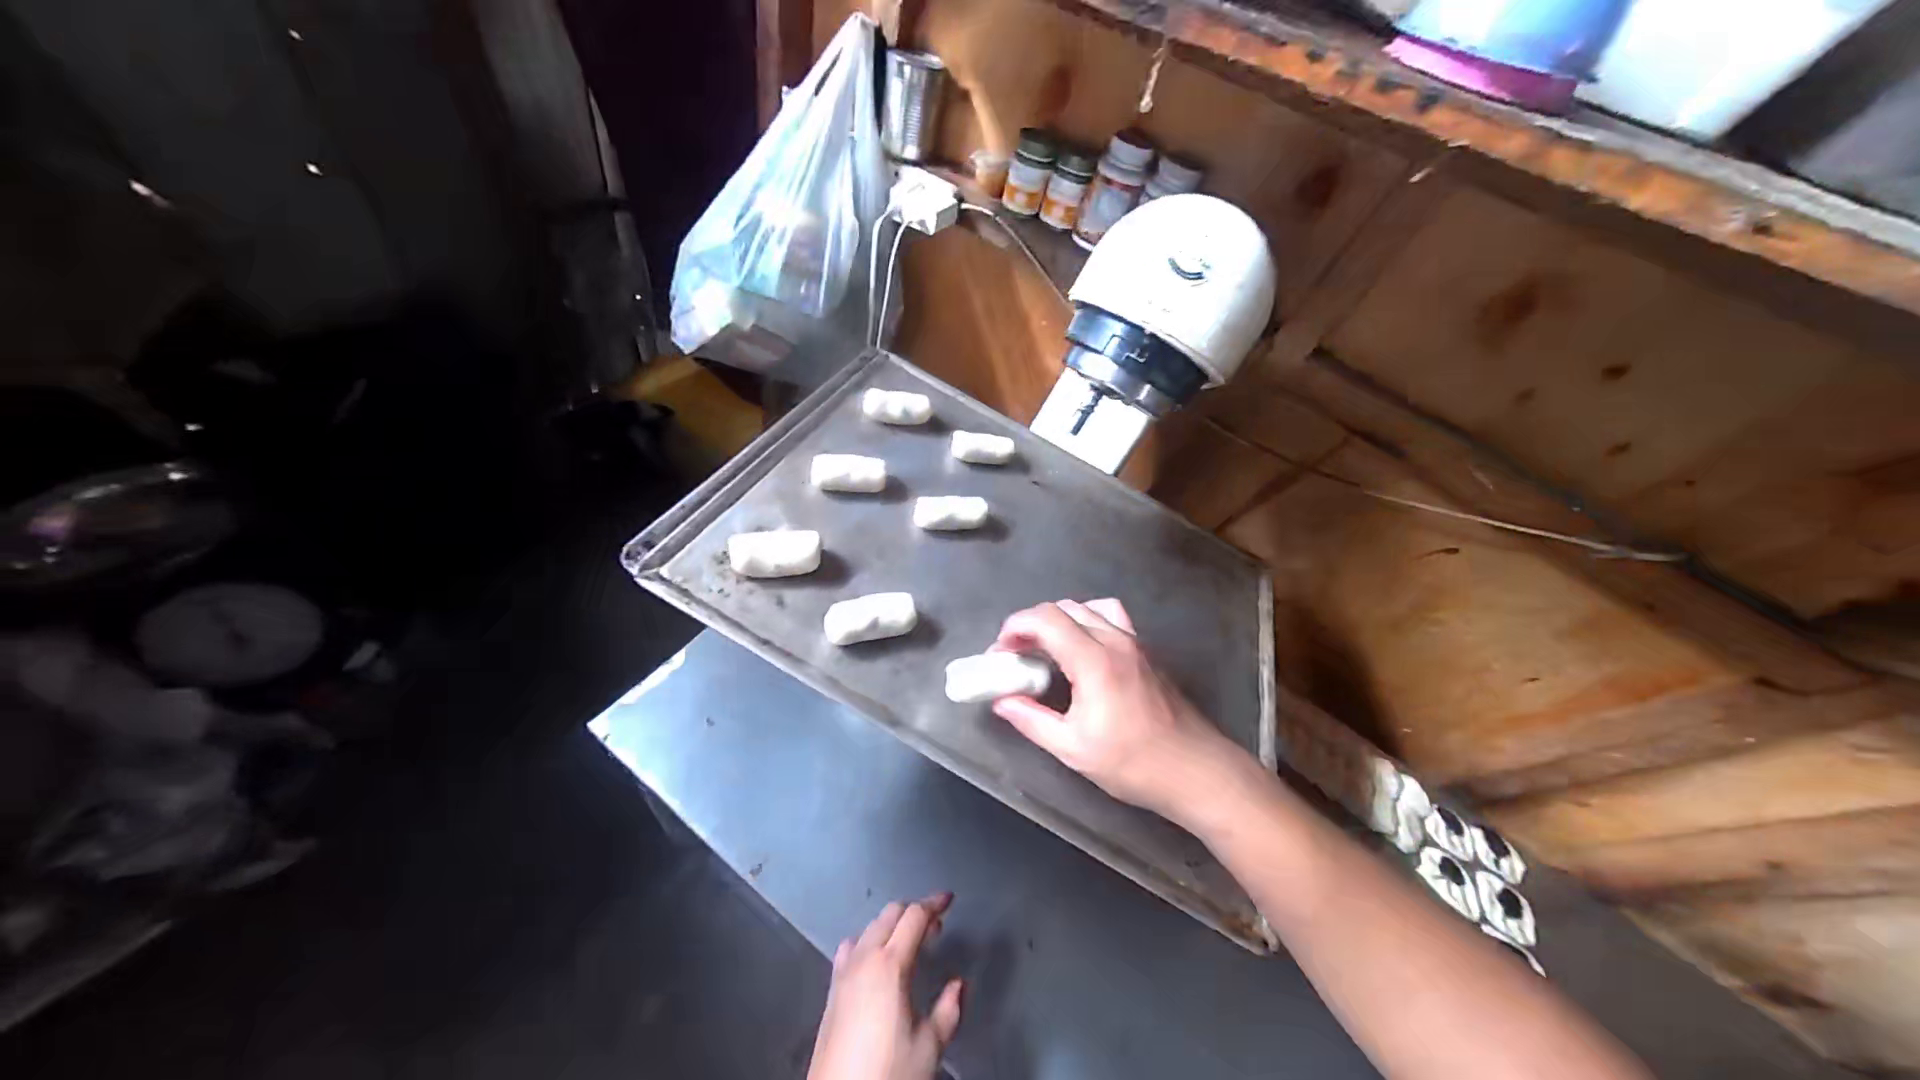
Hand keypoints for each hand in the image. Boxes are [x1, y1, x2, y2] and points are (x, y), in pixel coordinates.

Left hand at [807, 893, 963, 1079]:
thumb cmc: (887, 1074)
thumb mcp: (929, 1047)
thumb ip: (948, 1010)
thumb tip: (958, 984)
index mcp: (889, 964)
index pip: (914, 916)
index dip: (933, 904)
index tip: (949, 900)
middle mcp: (864, 959)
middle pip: (890, 914)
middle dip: (914, 911)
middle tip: (936, 925)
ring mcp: (843, 972)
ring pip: (870, 927)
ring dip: (892, 924)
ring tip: (910, 942)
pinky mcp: (832, 990)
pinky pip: (852, 947)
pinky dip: (869, 940)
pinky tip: (877, 960)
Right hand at [991, 599, 1250, 824]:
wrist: (1197, 771)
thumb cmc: (1133, 763)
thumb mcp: (1073, 749)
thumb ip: (1031, 720)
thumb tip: (1001, 702)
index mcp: (1095, 660)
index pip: (1046, 619)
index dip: (1015, 627)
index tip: (1000, 653)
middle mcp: (1115, 640)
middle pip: (1064, 607)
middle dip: (1031, 624)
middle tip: (1016, 656)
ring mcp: (1135, 643)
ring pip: (1087, 608)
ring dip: (1059, 620)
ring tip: (1045, 650)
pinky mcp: (1146, 652)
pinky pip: (1109, 618)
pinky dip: (1085, 622)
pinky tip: (1080, 652)